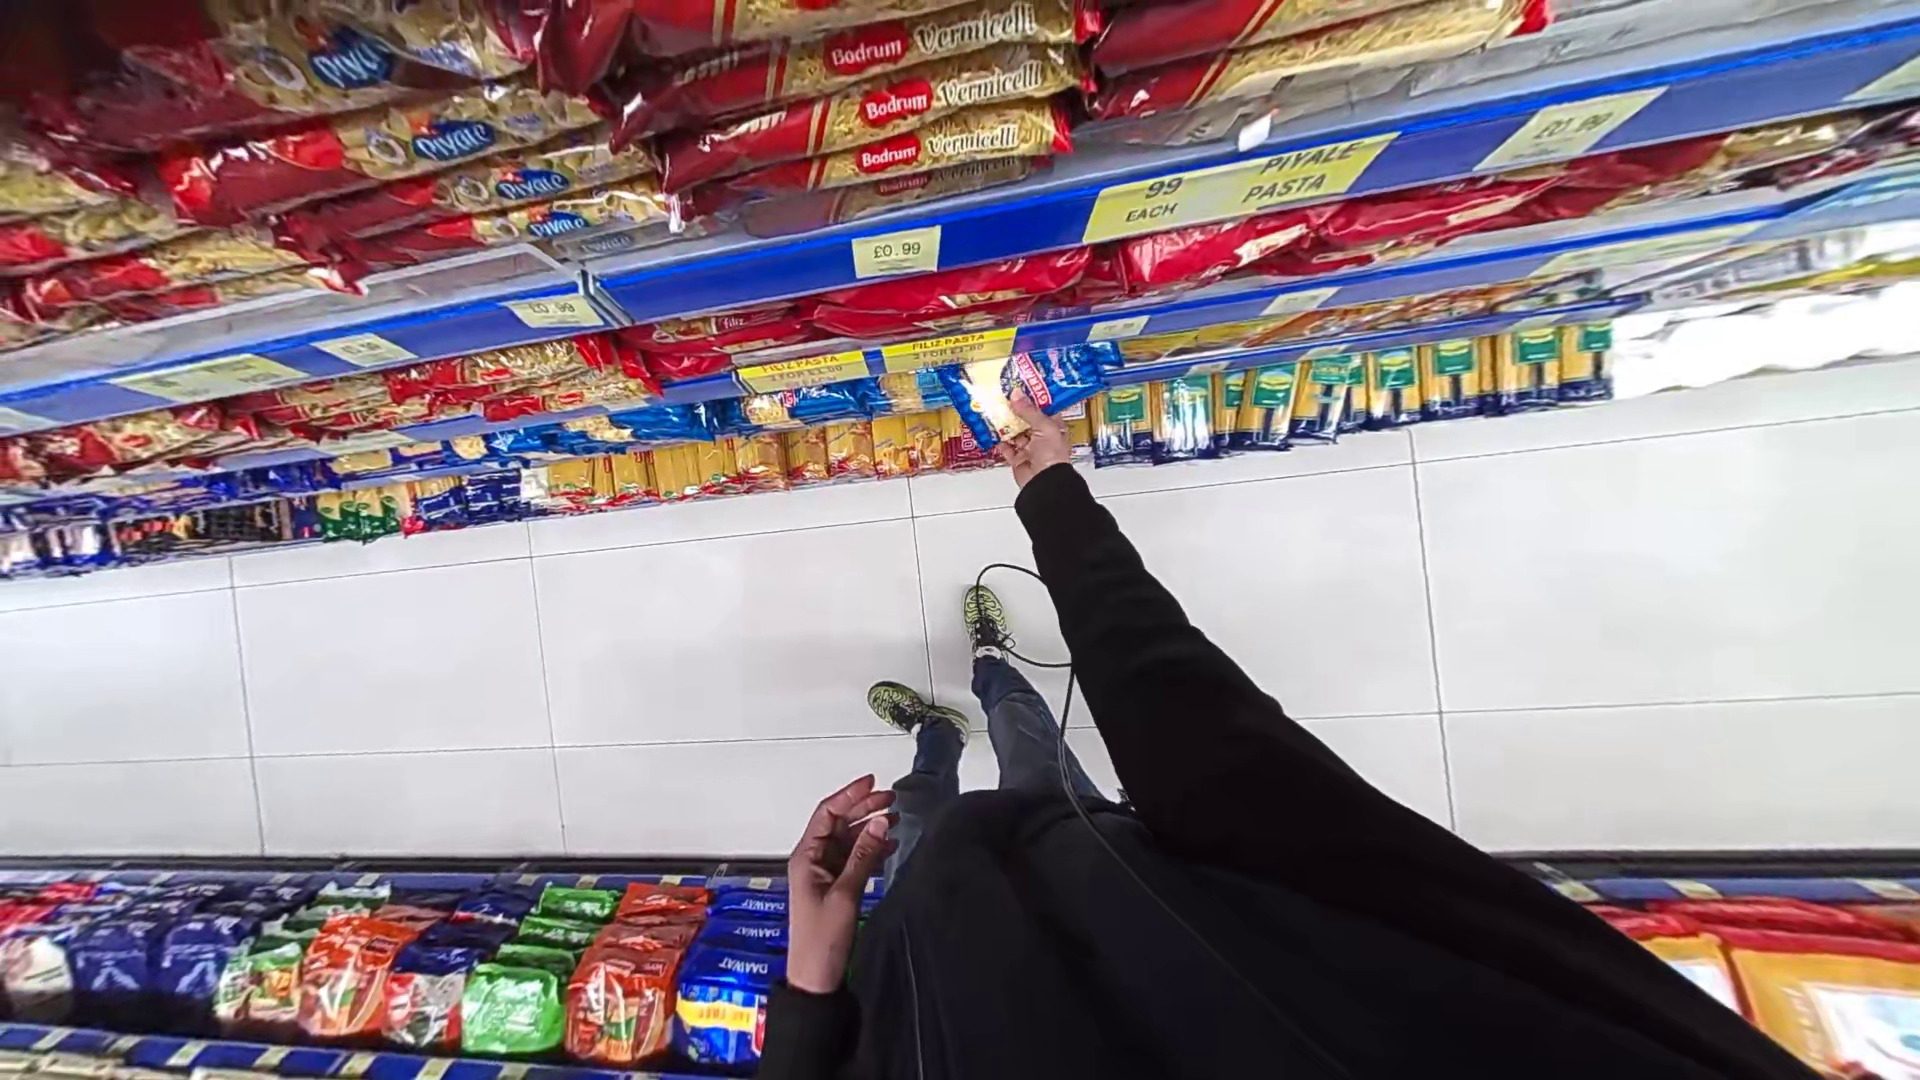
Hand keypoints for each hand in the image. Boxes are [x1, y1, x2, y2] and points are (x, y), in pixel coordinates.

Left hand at [786, 775, 896, 992]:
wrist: (817, 980)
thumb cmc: (822, 940)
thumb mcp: (844, 893)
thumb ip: (863, 855)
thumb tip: (880, 821)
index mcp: (807, 855)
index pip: (827, 813)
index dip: (849, 795)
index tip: (871, 782)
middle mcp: (815, 858)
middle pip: (840, 821)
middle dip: (864, 807)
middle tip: (890, 798)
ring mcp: (826, 870)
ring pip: (851, 837)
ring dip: (872, 826)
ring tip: (894, 816)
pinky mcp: (838, 883)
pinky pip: (857, 855)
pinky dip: (874, 846)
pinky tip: (890, 842)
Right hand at [997, 390, 1072, 487]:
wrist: (1044, 482)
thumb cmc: (1052, 455)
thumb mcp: (1044, 426)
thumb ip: (1029, 411)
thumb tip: (1016, 394)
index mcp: (1054, 427)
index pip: (1044, 408)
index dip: (1033, 398)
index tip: (1021, 386)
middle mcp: (1042, 437)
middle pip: (1026, 419)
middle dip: (1015, 409)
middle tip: (1003, 396)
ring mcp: (1029, 449)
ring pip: (1015, 433)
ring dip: (1006, 424)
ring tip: (994, 409)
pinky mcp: (1018, 459)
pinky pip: (1006, 448)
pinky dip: (1000, 441)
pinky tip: (992, 431)